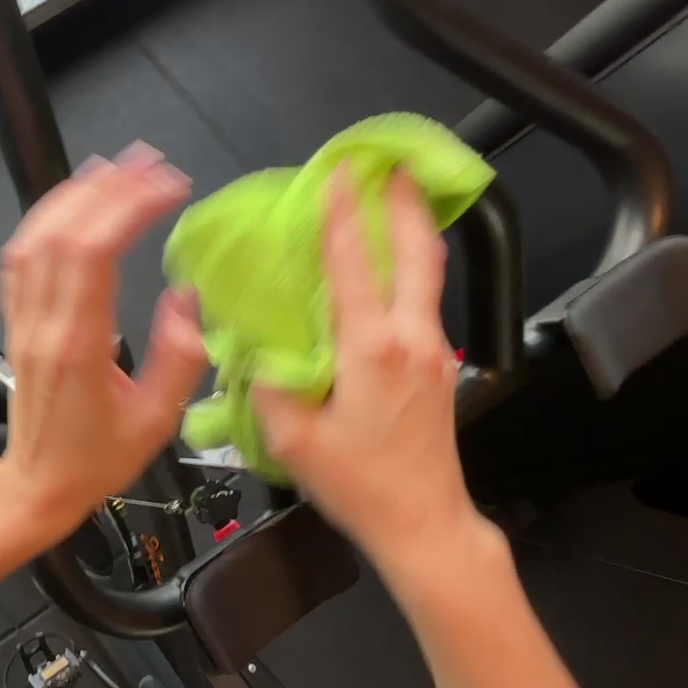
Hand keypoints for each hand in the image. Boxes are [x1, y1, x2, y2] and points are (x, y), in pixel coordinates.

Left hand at [0, 142, 205, 538]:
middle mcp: (44, 328)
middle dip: (106, 188)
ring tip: (112, 171)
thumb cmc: (93, 461)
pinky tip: (68, 207)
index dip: (128, 207)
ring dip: (71, 197)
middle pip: (61, 234)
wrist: (38, 484)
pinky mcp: (16, 327)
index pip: (92, 253)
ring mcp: (23, 325)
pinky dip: (42, 225)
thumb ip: (179, 358)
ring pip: (33, 242)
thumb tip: (187, 298)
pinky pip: (19, 264)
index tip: (169, 187)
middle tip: (149, 165)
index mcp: (78, 348)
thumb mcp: (156, 421)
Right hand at [251, 169, 483, 566]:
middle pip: (417, 254)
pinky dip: (405, 271)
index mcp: (371, 353)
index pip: (356, 268)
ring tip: (389, 202)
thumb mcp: (291, 439)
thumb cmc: (357, 484)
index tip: (338, 174)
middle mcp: (411, 342)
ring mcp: (432, 353)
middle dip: (403, 203)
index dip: (343, 217)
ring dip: (409, 232)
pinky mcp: (435, 368)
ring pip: (426, 275)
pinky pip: (420, 303)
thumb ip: (268, 385)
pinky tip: (383, 271)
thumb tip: (253, 347)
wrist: (422, 520)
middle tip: (387, 166)